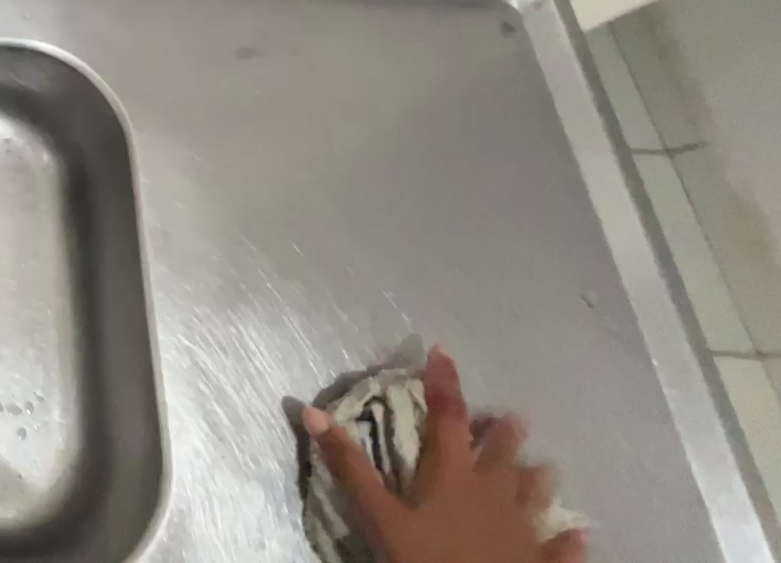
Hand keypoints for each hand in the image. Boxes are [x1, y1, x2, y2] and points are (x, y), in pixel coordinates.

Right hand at [303, 347, 588, 562]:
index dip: (443, 384)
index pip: (447, 419)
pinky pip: (560, 550)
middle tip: (515, 414)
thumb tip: (311, 411)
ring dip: (537, 479)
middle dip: (501, 434)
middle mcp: (493, 497)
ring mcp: (523, 535)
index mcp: (452, 478)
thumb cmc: (428, 561)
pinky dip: (569, 540)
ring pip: (533, 498)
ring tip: (549, 465)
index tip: (442, 351)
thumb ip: (349, 464)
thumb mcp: (379, 515)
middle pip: (498, 457)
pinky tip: (582, 533)